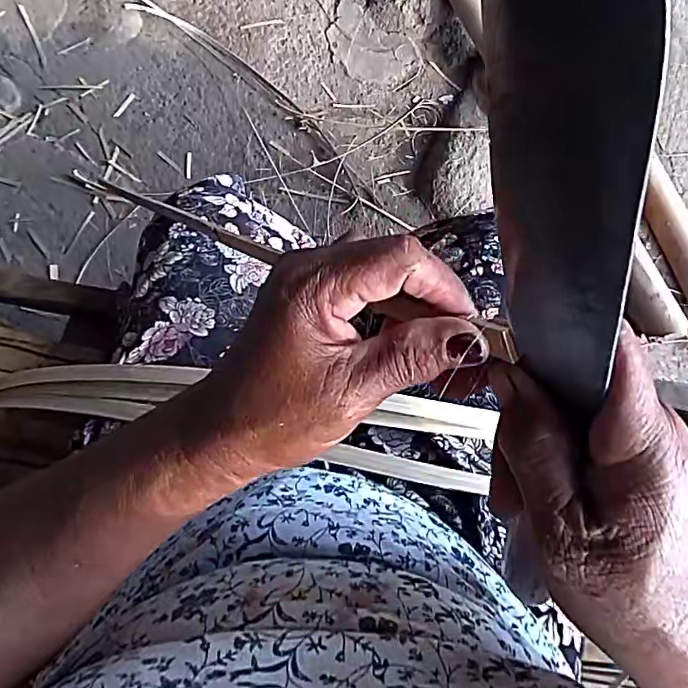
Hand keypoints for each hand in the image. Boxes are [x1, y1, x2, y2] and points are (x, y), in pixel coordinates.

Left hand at [181, 235, 490, 477]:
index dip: (443, 285)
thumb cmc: (269, 417)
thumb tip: (462, 338)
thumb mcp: (352, 390)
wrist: (221, 431)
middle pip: (393, 255)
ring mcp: (306, 274)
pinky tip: (404, 335)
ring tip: (435, 340)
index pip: (400, 257)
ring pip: (381, 266)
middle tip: (457, 333)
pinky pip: (363, 281)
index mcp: (314, 283)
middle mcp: (308, 265)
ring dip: (414, 299)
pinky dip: (391, 304)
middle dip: (432, 292)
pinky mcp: (309, 289)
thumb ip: (412, 356)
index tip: (466, 320)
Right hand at [490, 326, 687, 651]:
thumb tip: (509, 381)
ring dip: (534, 439)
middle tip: (512, 471)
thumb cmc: (634, 599)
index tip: (519, 347)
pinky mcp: (635, 447)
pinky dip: (551, 452)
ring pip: (569, 402)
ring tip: (527, 496)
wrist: (675, 637)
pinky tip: (543, 493)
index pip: (612, 343)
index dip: (561, 333)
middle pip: (573, 375)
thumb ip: (532, 446)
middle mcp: (655, 424)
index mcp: (646, 438)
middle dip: (528, 412)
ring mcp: (646, 434)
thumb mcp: (560, 528)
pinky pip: (580, 425)